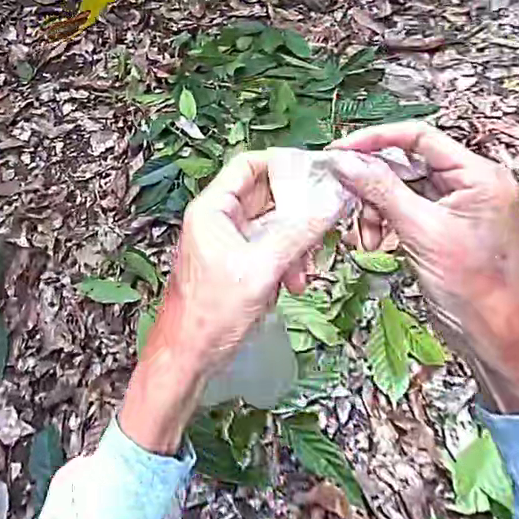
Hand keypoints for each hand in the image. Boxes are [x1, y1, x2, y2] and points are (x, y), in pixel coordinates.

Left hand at [120, 150, 342, 452]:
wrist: (188, 356)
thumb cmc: (210, 313)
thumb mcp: (261, 268)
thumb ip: (298, 233)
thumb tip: (330, 202)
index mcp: (212, 209)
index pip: (247, 165)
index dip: (282, 162)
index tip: (314, 171)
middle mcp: (218, 219)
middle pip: (266, 195)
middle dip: (297, 211)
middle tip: (323, 221)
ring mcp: (227, 241)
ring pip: (272, 224)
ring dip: (296, 241)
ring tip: (305, 268)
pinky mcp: (237, 263)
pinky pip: (269, 248)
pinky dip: (286, 260)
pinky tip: (294, 283)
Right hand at [326, 123, 518, 413]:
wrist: (503, 342)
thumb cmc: (478, 290)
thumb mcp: (422, 232)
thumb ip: (381, 190)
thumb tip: (346, 161)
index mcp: (479, 175)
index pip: (419, 137)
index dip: (376, 139)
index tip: (341, 151)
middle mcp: (471, 184)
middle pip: (408, 162)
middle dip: (374, 182)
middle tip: (343, 193)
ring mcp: (459, 207)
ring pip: (403, 188)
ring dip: (377, 207)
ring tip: (366, 235)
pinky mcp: (446, 228)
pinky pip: (408, 211)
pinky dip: (387, 223)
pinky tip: (376, 243)